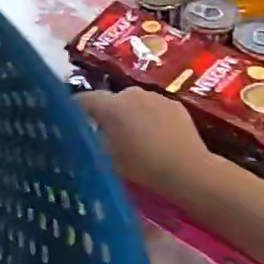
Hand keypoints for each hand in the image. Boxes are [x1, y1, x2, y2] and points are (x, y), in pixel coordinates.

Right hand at [76, 87, 218, 193]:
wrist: (189, 170)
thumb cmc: (140, 164)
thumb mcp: (103, 154)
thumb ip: (90, 137)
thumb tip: (82, 130)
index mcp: (108, 105)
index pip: (81, 99)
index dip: (74, 110)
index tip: (74, 123)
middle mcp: (129, 93)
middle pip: (109, 99)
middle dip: (106, 112)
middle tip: (107, 132)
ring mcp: (155, 97)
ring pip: (133, 102)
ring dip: (129, 112)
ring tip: (134, 133)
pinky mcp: (175, 104)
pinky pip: (153, 107)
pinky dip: (150, 116)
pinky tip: (155, 134)